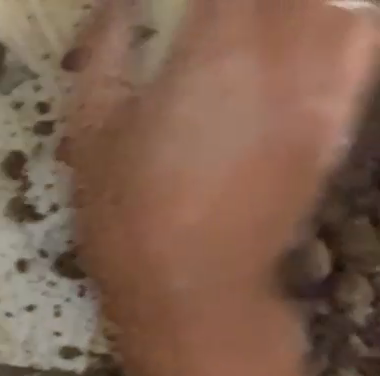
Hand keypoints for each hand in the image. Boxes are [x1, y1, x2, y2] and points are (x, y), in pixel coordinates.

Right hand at [68, 0, 379, 375]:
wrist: (193, 281)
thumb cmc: (124, 215)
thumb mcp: (90, 139)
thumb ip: (106, 57)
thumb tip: (116, 4)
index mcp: (215, 45)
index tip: (164, 0)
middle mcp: (288, 38)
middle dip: (233, 5)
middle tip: (201, 20)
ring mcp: (330, 66)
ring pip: (326, 3)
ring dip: (280, 11)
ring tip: (242, 27)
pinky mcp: (348, 96)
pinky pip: (359, 27)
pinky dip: (333, 20)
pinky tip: (303, 33)